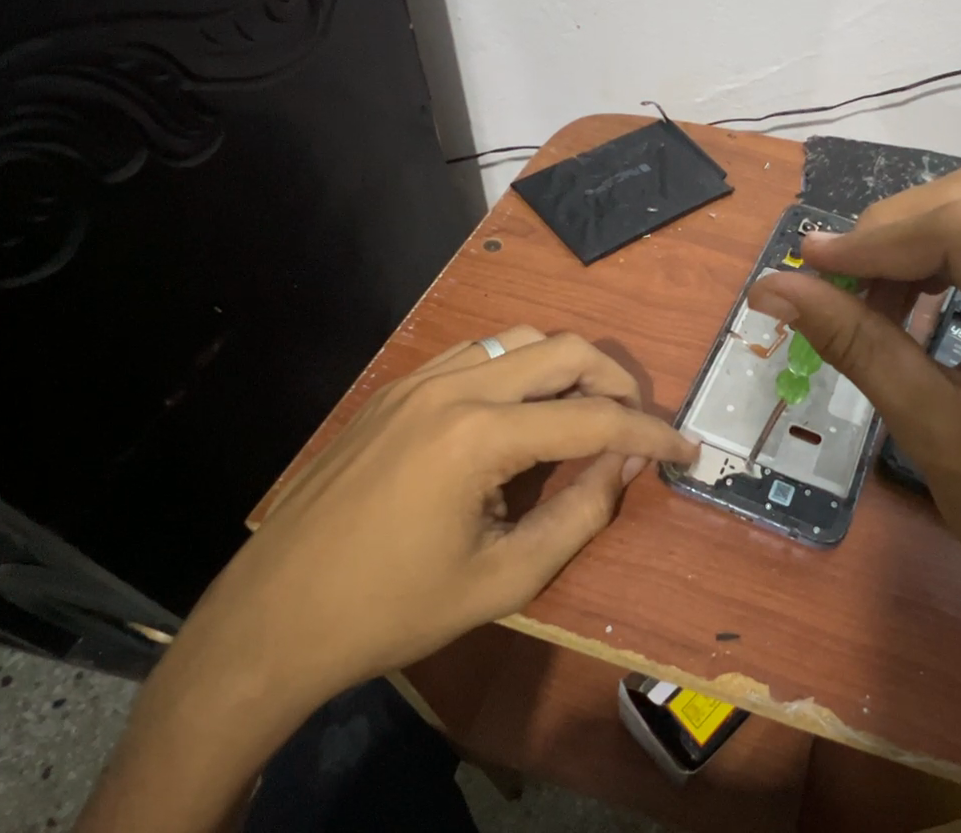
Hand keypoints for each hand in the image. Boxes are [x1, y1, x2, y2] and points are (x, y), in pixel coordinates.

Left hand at [180, 327, 697, 702]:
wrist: (273, 620)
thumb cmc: (393, 610)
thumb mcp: (505, 578)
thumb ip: (580, 514)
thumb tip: (623, 464)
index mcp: (479, 437)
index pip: (593, 418)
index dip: (651, 434)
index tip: (687, 450)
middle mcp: (451, 389)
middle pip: (563, 350)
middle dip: (616, 382)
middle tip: (638, 426)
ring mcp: (415, 383)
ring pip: (519, 340)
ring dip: (566, 369)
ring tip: (584, 415)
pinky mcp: (393, 392)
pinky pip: (476, 355)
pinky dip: (518, 371)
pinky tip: (519, 415)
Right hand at [747, 166, 960, 620]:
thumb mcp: (933, 430)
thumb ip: (857, 345)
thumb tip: (772, 287)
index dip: (875, 241)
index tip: (806, 265)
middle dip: (893, 234)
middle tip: (837, 285)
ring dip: (918, 240)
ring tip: (873, 297)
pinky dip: (951, 253)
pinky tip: (917, 294)